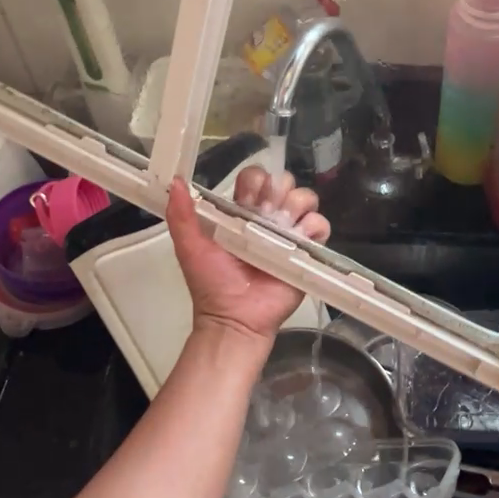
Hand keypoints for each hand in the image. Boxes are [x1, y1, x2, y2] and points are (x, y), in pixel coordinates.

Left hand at [165, 167, 330, 345]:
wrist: (234, 318)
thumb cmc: (212, 283)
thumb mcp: (190, 247)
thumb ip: (181, 215)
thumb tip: (177, 182)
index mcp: (241, 213)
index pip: (255, 179)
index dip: (256, 179)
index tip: (248, 196)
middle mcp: (268, 219)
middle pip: (284, 184)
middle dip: (279, 189)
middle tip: (266, 212)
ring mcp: (290, 234)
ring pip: (305, 199)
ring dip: (297, 204)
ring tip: (282, 225)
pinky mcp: (307, 252)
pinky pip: (321, 226)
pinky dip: (315, 226)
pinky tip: (300, 237)